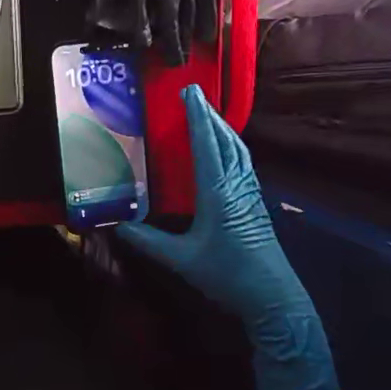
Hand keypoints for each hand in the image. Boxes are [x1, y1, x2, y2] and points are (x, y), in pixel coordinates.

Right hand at [117, 86, 349, 389]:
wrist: (273, 297)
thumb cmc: (228, 275)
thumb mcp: (181, 259)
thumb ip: (148, 242)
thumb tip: (117, 226)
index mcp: (218, 191)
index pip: (207, 144)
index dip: (197, 116)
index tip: (189, 92)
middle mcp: (236, 185)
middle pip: (226, 140)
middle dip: (210, 115)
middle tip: (193, 96)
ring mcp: (250, 193)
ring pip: (238, 150)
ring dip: (223, 129)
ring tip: (207, 115)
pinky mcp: (255, 204)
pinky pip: (242, 163)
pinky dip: (231, 147)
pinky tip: (224, 151)